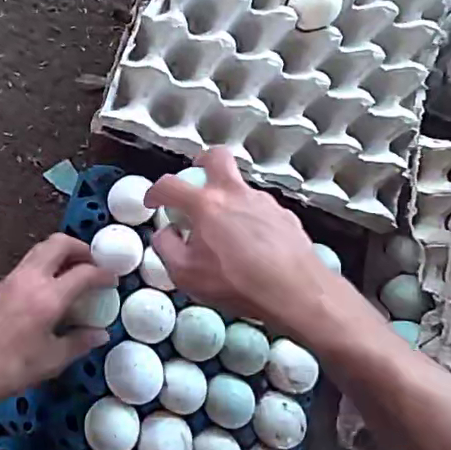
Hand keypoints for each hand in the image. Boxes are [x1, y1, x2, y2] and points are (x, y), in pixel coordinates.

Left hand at [0, 234, 115, 410]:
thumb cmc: (6, 370)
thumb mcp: (50, 362)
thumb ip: (78, 343)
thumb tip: (99, 334)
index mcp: (48, 296)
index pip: (84, 272)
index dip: (103, 274)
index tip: (113, 280)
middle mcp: (30, 278)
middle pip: (60, 243)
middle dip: (82, 248)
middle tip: (94, 264)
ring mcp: (12, 278)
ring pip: (42, 249)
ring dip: (62, 253)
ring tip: (76, 272)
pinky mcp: (0, 285)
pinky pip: (30, 262)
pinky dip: (47, 263)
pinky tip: (52, 287)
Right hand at [147, 147, 336, 326]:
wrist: (295, 292)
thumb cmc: (239, 284)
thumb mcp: (185, 274)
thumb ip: (166, 247)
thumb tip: (165, 234)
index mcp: (206, 204)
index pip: (170, 185)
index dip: (156, 192)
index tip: (154, 201)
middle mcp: (235, 194)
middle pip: (216, 157)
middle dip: (201, 162)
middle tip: (196, 178)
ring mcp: (263, 202)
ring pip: (240, 186)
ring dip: (228, 198)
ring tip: (224, 228)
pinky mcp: (284, 215)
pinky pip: (260, 208)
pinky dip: (249, 218)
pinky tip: (251, 244)